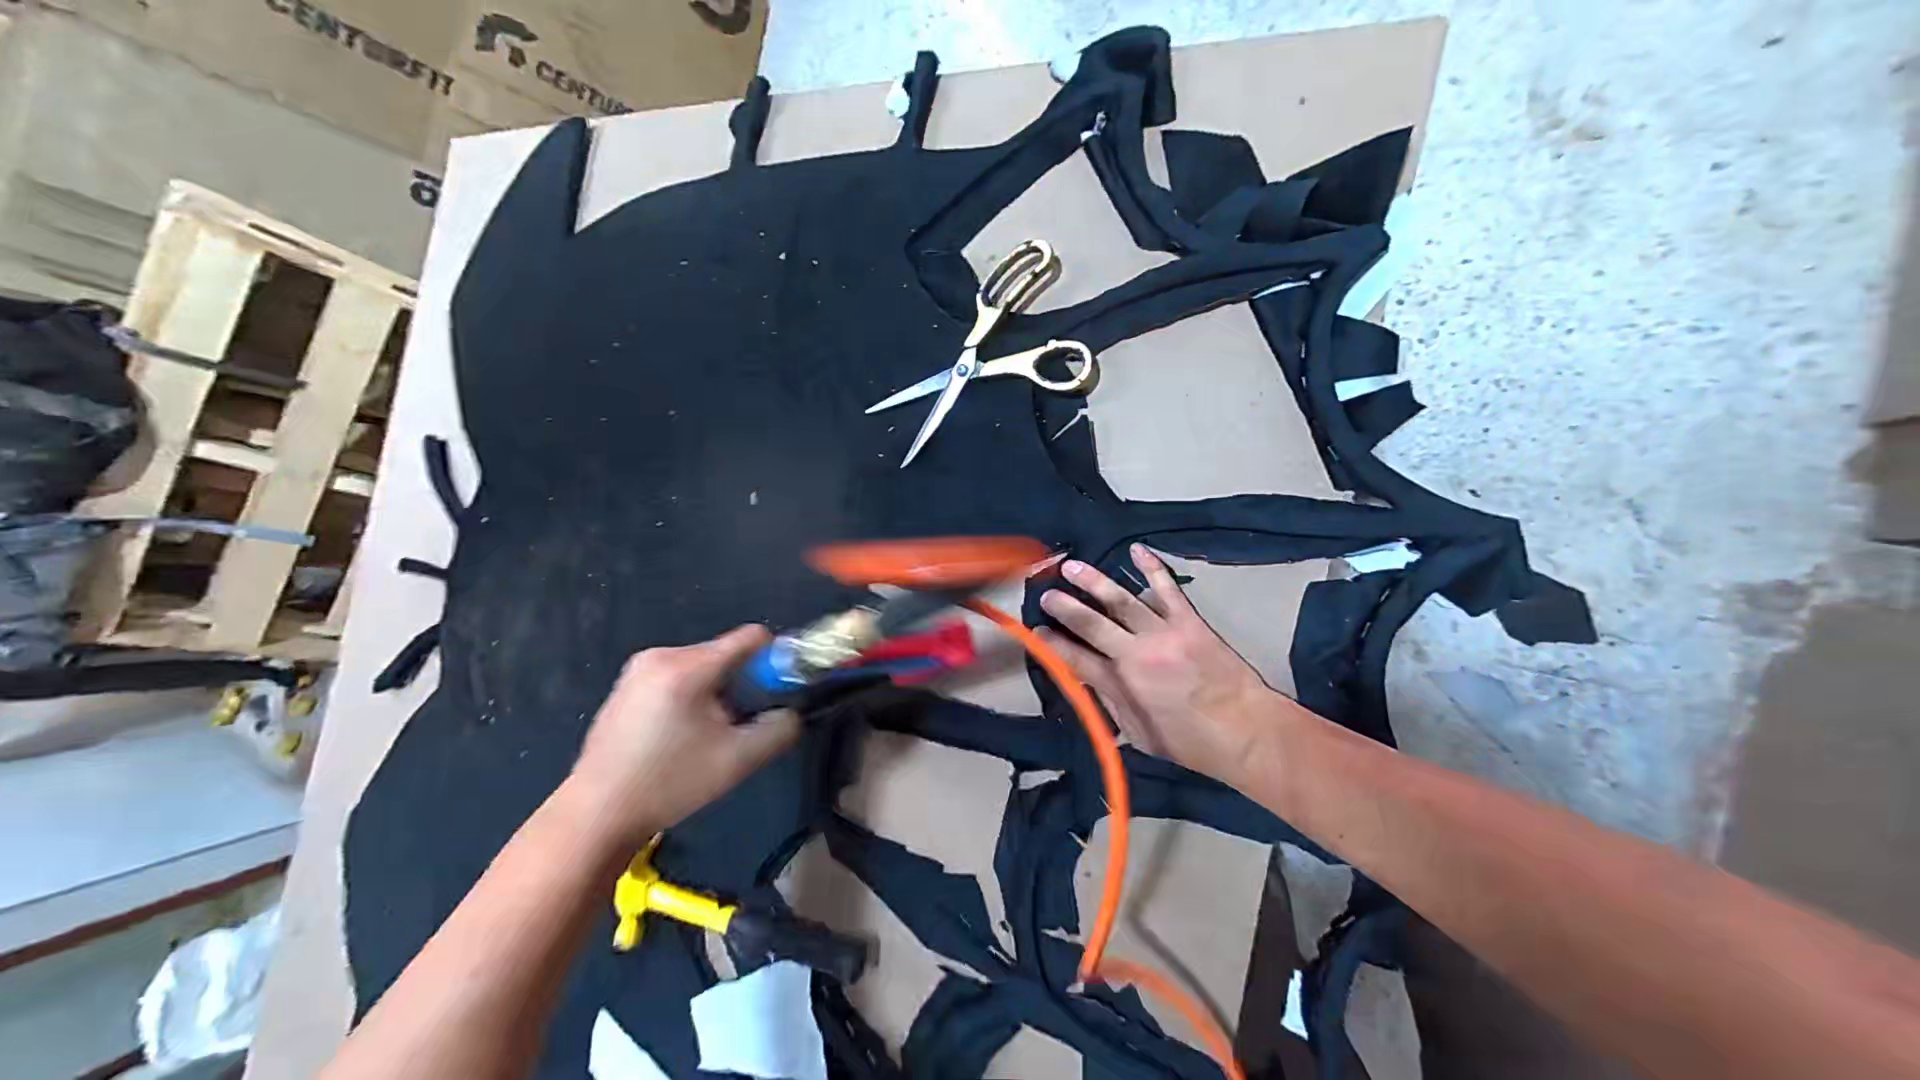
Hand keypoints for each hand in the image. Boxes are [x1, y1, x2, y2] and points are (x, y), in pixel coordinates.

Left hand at [565, 625, 799, 848]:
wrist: (596, 814)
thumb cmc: (670, 784)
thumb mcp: (739, 760)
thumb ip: (780, 728)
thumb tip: (790, 712)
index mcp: (687, 666)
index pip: (751, 637)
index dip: (774, 661)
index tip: (772, 696)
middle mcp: (661, 655)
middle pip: (726, 654)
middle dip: (741, 686)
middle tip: (735, 727)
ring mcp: (638, 669)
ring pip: (702, 668)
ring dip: (716, 695)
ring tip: (704, 737)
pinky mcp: (626, 686)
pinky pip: (677, 678)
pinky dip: (691, 699)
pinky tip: (678, 738)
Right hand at [1037, 544, 1285, 785]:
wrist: (1245, 730)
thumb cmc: (1190, 742)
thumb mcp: (1139, 734)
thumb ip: (1111, 705)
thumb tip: (1089, 683)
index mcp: (1121, 684)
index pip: (1074, 659)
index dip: (1051, 644)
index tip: (1035, 631)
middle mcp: (1135, 654)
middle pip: (1091, 624)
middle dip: (1065, 607)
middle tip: (1045, 593)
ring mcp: (1163, 633)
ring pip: (1121, 600)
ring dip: (1094, 582)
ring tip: (1071, 566)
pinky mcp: (1188, 621)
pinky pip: (1167, 588)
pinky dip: (1152, 567)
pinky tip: (1137, 550)